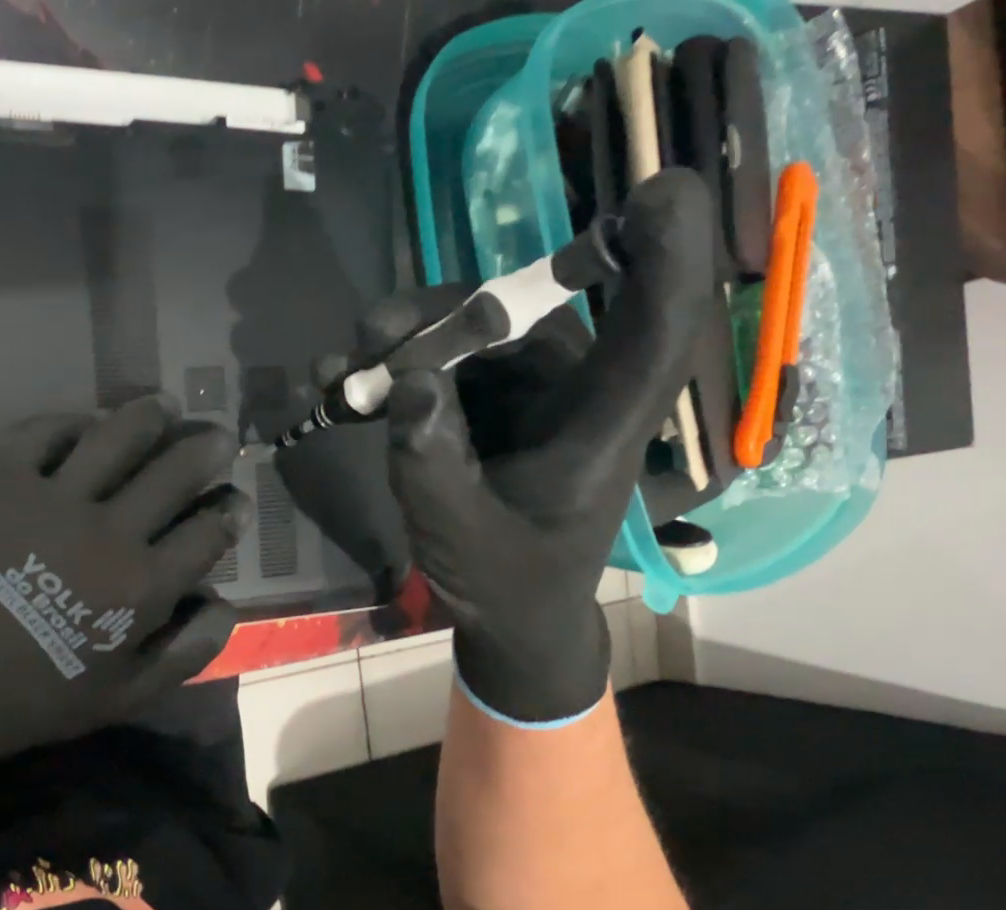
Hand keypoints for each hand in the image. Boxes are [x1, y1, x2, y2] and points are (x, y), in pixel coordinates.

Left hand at [0, 395, 248, 842]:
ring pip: (117, 436)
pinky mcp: (1, 480)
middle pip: (173, 472)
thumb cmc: (29, 698)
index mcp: (144, 585)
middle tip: (216, 435)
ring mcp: (53, 497)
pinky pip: (43, 432)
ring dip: (149, 416)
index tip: (235, 499)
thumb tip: (223, 607)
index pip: (207, 532)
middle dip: (204, 449)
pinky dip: (70, 421)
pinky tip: (82, 422)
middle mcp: (110, 529)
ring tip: (164, 405)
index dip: (229, 511)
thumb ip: (183, 656)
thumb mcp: (121, 699)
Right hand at [385, 170, 715, 725]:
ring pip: (468, 334)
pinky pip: (436, 366)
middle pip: (523, 315)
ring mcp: (522, 396)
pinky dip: (386, 371)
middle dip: (444, 314)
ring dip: (400, 342)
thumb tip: (407, 386)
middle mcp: (569, 392)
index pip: (656, 326)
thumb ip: (432, 467)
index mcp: (601, 422)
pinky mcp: (481, 406)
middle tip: (374, 336)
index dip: (668, 253)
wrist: (506, 619)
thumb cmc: (507, 584)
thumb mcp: (461, 537)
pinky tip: (338, 387)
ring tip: (339, 371)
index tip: (650, 194)